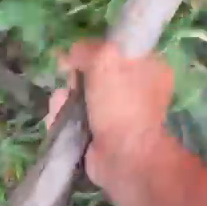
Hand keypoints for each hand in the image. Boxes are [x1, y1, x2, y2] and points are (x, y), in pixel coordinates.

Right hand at [48, 40, 176, 193]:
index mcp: (150, 66)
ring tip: (59, 102)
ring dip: (65, 96)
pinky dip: (63, 116)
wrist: (125, 157)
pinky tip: (56, 116)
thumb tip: (71, 55)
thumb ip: (86, 49)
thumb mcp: (104, 58)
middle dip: (76, 75)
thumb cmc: (122, 101)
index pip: (119, 48)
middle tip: (70, 80)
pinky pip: (77, 118)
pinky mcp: (101, 135)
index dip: (97, 49)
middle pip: (96, 72)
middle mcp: (137, 89)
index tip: (79, 55)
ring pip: (83, 96)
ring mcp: (119, 114)